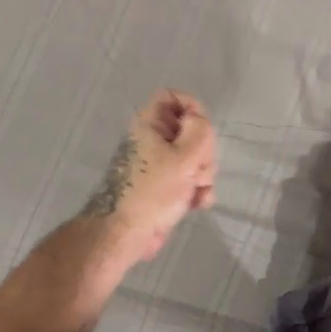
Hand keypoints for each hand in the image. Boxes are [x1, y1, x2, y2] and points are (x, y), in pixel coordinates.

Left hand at [84, 91, 216, 262]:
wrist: (126, 233)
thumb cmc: (152, 191)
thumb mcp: (183, 156)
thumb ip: (199, 130)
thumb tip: (199, 122)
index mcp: (150, 125)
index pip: (172, 97)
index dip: (192, 108)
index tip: (202, 130)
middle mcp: (153, 142)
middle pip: (191, 131)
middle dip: (204, 152)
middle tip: (198, 168)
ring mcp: (160, 166)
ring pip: (195, 159)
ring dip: (203, 175)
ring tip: (196, 191)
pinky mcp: (165, 189)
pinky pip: (190, 181)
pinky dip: (197, 191)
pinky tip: (197, 204)